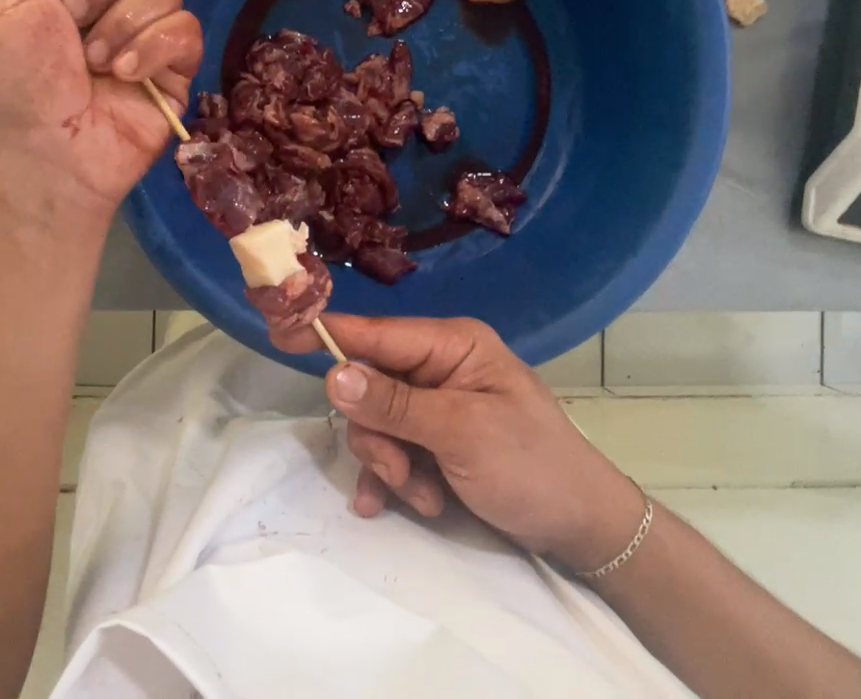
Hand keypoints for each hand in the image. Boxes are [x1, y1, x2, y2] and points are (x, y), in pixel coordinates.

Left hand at [0, 0, 202, 210]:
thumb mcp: (2, 2)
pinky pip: (186, 28)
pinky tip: (128, 76)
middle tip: (72, 30)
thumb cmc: (17, 81)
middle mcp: (110, 1)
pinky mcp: (177, 65)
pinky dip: (154, 48)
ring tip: (99, 65)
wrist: (51, 150)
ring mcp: (147, 33)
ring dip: (124, 26)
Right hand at [287, 314, 644, 573]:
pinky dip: (393, 481)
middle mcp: (439, 368)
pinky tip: (408, 506)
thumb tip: (334, 374)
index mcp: (452, 346)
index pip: (376, 332)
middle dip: (377, 434)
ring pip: (375, 425)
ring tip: (426, 495)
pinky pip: (390, 453)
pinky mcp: (434, 443)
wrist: (581, 528)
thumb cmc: (532, 466)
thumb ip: (396, 404)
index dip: (327, 333)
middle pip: (368, 386)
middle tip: (401, 470)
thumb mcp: (463, 433)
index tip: (278, 332)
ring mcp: (436, 407)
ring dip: (391, 466)